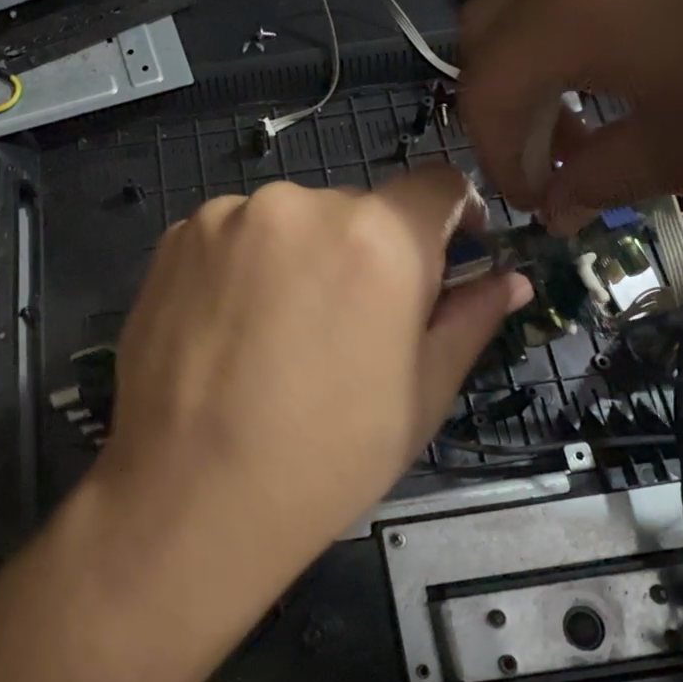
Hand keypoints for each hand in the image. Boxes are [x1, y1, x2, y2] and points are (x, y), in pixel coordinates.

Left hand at [92, 165, 531, 560]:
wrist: (189, 496)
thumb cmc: (325, 458)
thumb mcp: (421, 395)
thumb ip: (468, 320)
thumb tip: (509, 279)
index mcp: (378, 237)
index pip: (437, 185)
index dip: (453, 219)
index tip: (446, 261)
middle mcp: (301, 204)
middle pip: (358, 209)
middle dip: (369, 254)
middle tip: (353, 330)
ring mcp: (227, 217)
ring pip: (291, 224)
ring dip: (302, 259)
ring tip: (281, 338)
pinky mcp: (173, 239)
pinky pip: (232, 237)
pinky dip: (244, 268)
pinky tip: (231, 332)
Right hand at [457, 0, 682, 229]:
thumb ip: (606, 176)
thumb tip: (558, 203)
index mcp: (566, 9)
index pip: (482, 96)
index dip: (497, 161)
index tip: (537, 202)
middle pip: (486, 27)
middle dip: (507, 99)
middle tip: (562, 146)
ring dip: (541, 44)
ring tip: (603, 86)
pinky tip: (649, 21)